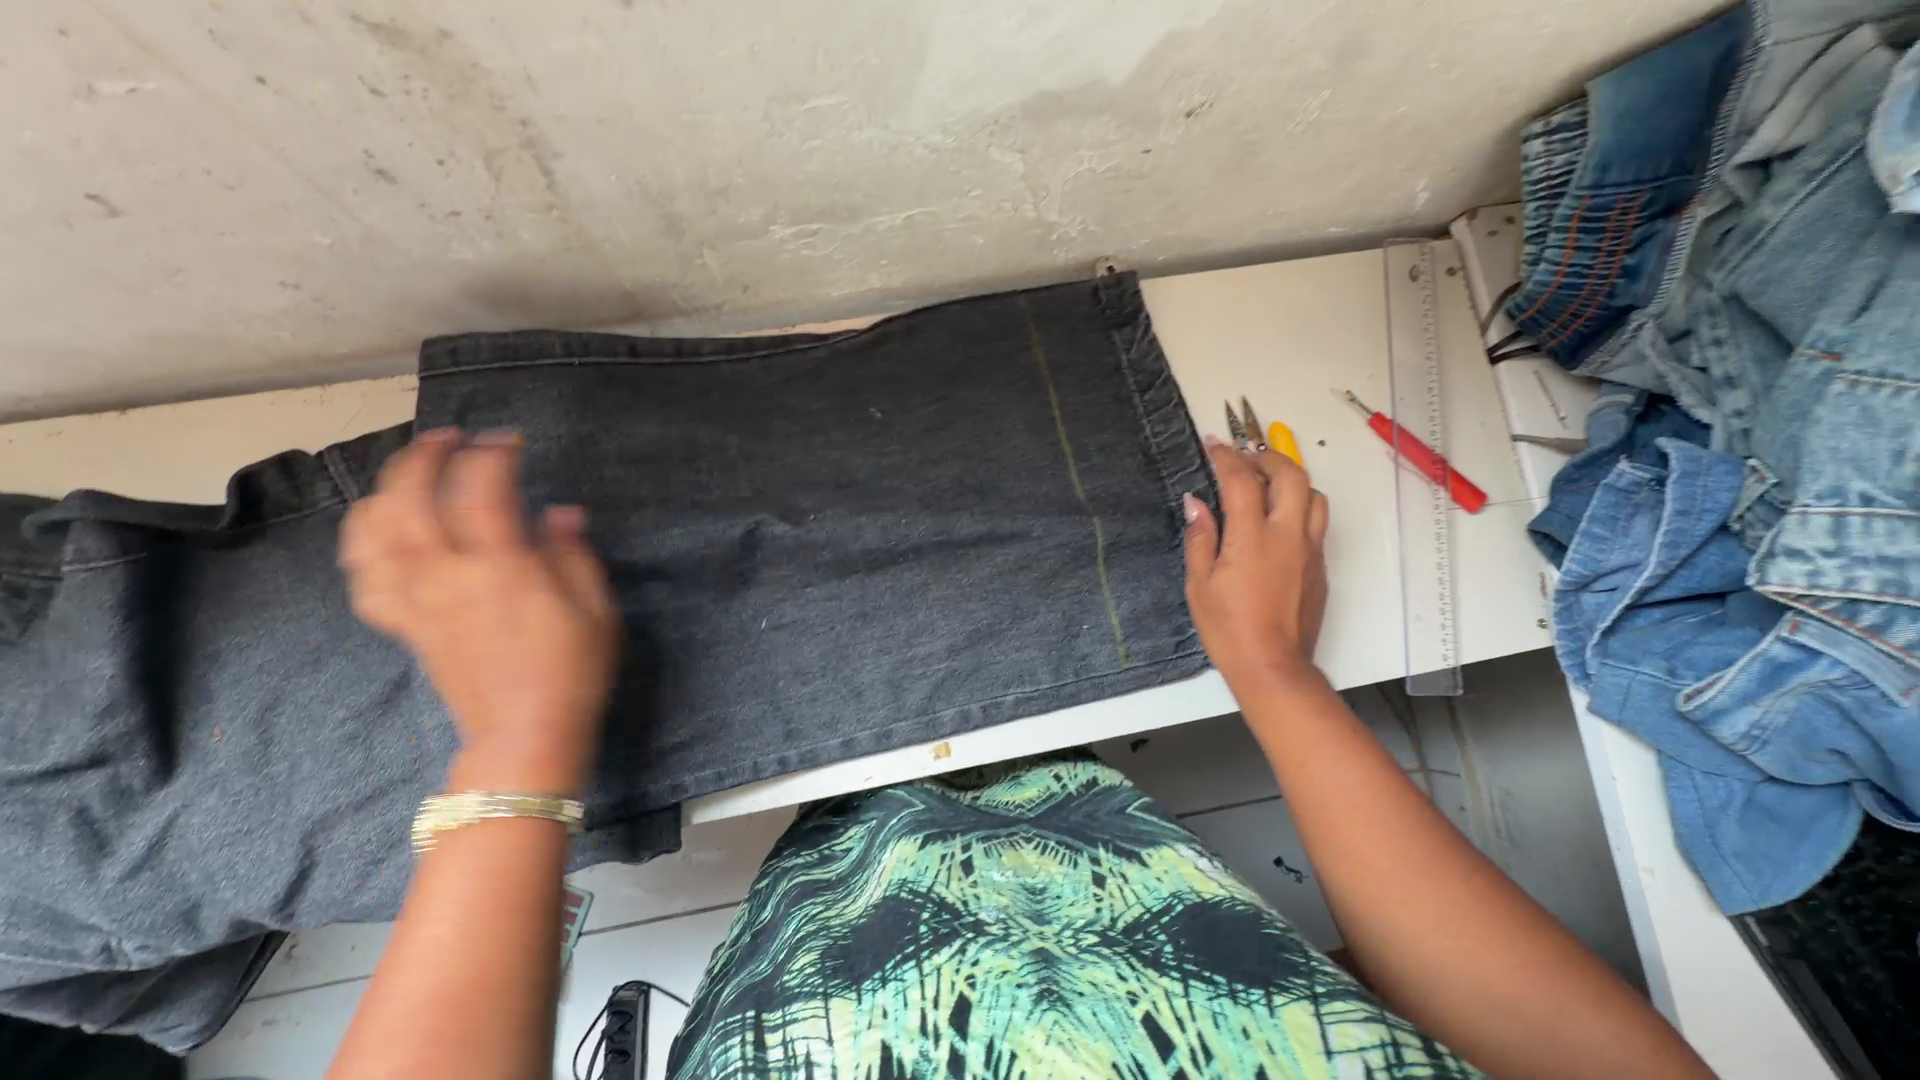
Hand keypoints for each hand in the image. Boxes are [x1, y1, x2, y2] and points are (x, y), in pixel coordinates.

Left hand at [339, 429, 619, 794]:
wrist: (526, 735)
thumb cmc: (573, 672)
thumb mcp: (596, 610)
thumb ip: (574, 555)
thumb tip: (560, 513)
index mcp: (503, 568)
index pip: (484, 489)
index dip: (493, 454)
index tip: (508, 441)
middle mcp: (449, 575)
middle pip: (412, 497)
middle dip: (426, 456)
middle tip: (449, 438)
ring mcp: (418, 600)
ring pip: (375, 531)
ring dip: (386, 490)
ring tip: (407, 473)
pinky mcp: (404, 623)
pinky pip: (364, 577)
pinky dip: (363, 544)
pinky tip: (378, 531)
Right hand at [1182, 438, 1330, 690]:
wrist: (1273, 666)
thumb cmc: (1228, 629)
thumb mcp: (1199, 584)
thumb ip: (1200, 537)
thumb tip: (1197, 504)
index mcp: (1253, 537)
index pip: (1242, 480)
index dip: (1226, 457)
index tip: (1213, 446)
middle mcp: (1288, 535)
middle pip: (1290, 474)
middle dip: (1267, 457)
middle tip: (1244, 459)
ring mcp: (1310, 550)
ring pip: (1314, 495)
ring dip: (1291, 481)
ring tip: (1267, 486)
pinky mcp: (1320, 567)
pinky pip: (1316, 523)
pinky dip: (1299, 508)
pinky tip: (1277, 523)